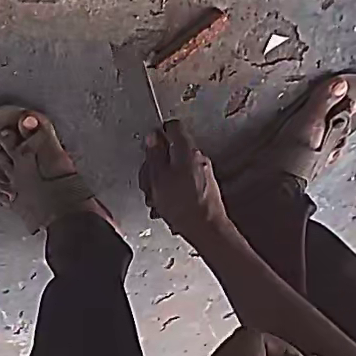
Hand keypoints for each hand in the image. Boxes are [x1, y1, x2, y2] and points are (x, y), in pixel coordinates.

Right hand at [140, 120, 231, 242]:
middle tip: (148, 182)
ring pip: (176, 169)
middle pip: (172, 151)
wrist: (206, 228)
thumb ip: (154, 155)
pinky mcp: (204, 187)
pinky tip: (166, 207)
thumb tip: (152, 138)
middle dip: (156, 165)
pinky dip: (173, 191)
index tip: (149, 145)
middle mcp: (198, 158)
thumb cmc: (184, 206)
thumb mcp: (158, 178)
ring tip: (156, 200)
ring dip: (162, 182)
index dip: (159, 133)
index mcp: (187, 150)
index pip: (173, 127)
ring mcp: (203, 173)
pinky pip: (183, 183)